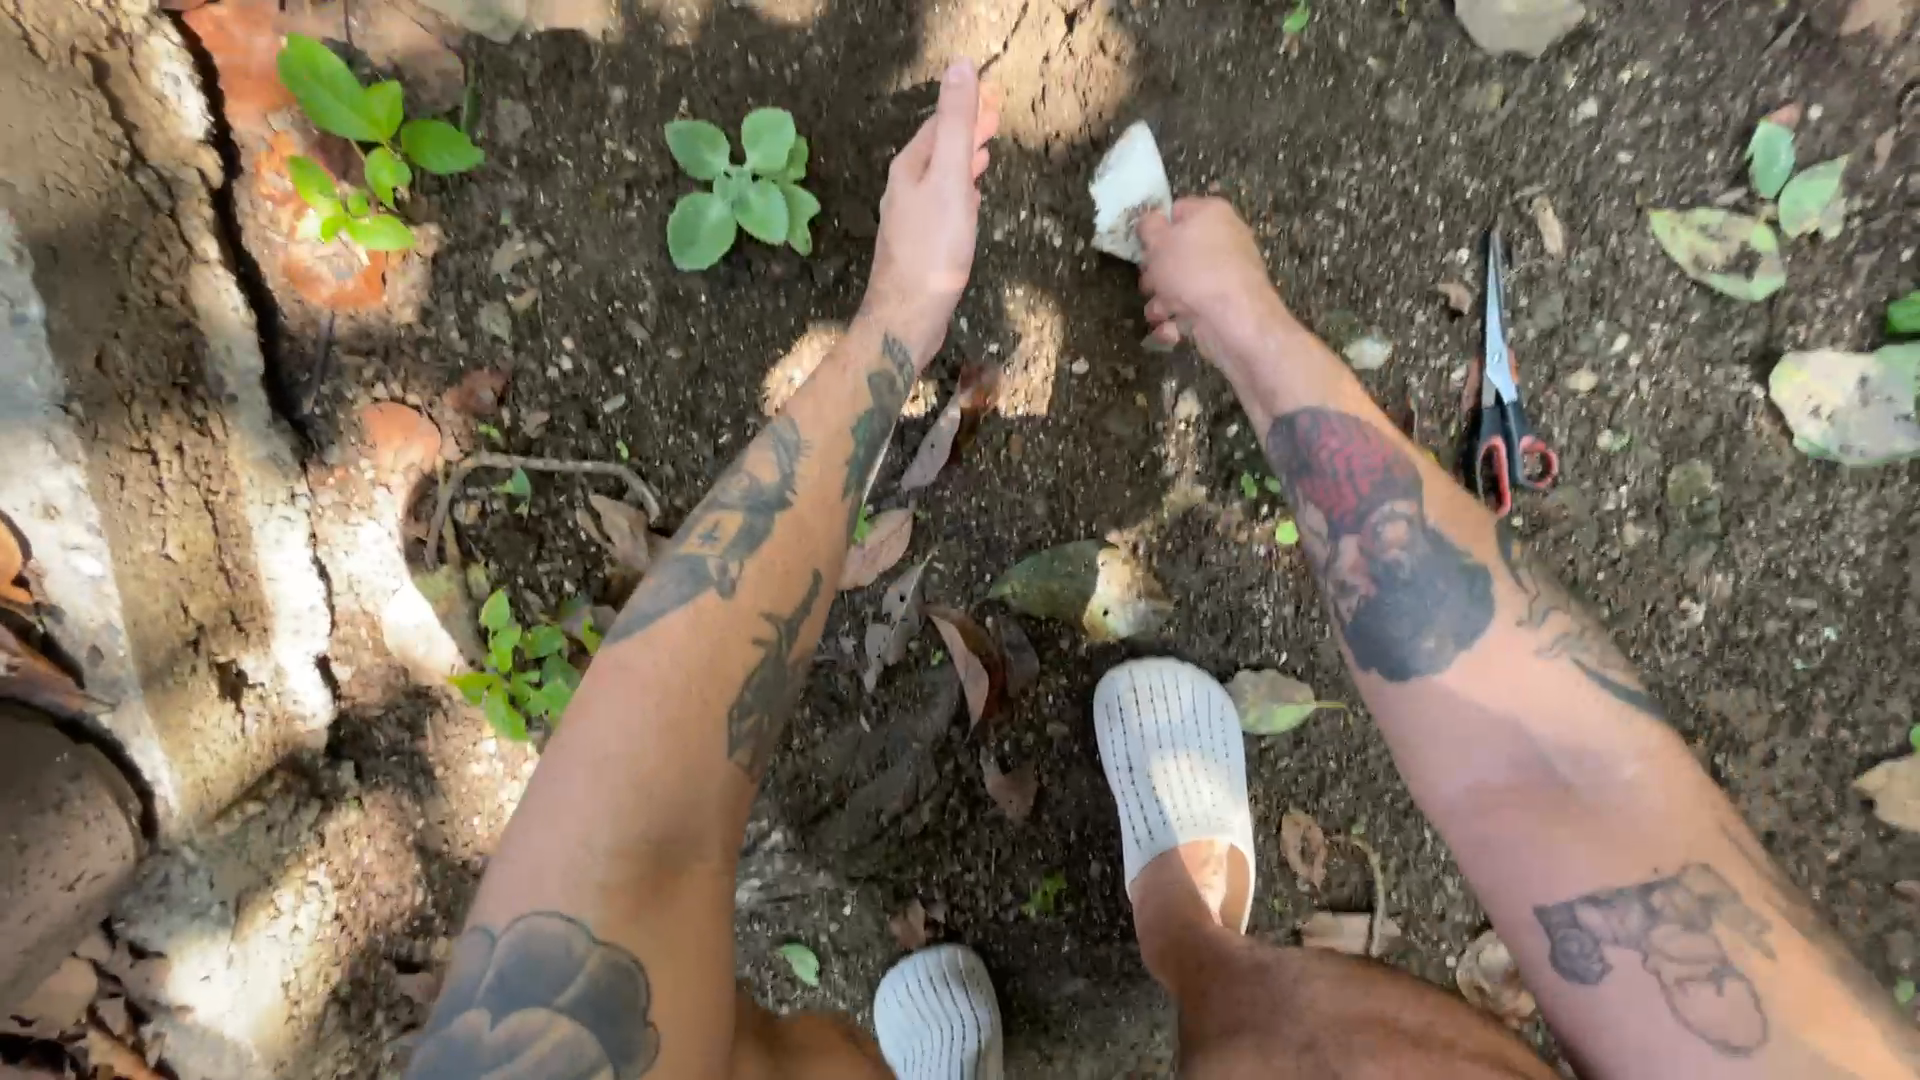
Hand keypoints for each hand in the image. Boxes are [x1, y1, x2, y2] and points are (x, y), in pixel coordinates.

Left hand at [860, 59, 1000, 365]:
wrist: (908, 316)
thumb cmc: (932, 250)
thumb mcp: (950, 180)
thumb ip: (957, 126)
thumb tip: (960, 67)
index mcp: (910, 170)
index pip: (939, 125)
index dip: (966, 108)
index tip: (994, 99)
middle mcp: (904, 191)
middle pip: (938, 152)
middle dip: (965, 134)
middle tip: (994, 122)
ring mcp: (910, 221)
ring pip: (939, 181)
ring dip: (962, 165)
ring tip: (983, 156)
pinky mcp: (920, 249)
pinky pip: (941, 210)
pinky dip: (958, 197)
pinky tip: (967, 206)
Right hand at [1137, 197, 1288, 365]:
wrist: (1233, 316)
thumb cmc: (1192, 270)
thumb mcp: (1159, 241)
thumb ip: (1148, 226)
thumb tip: (1150, 220)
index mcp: (1211, 213)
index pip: (1176, 212)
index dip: (1155, 231)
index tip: (1143, 250)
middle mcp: (1223, 239)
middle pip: (1178, 253)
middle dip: (1156, 274)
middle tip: (1148, 285)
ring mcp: (1225, 274)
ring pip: (1182, 286)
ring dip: (1162, 303)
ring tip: (1158, 314)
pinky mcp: (1225, 304)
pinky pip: (1194, 309)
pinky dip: (1179, 322)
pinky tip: (1171, 331)